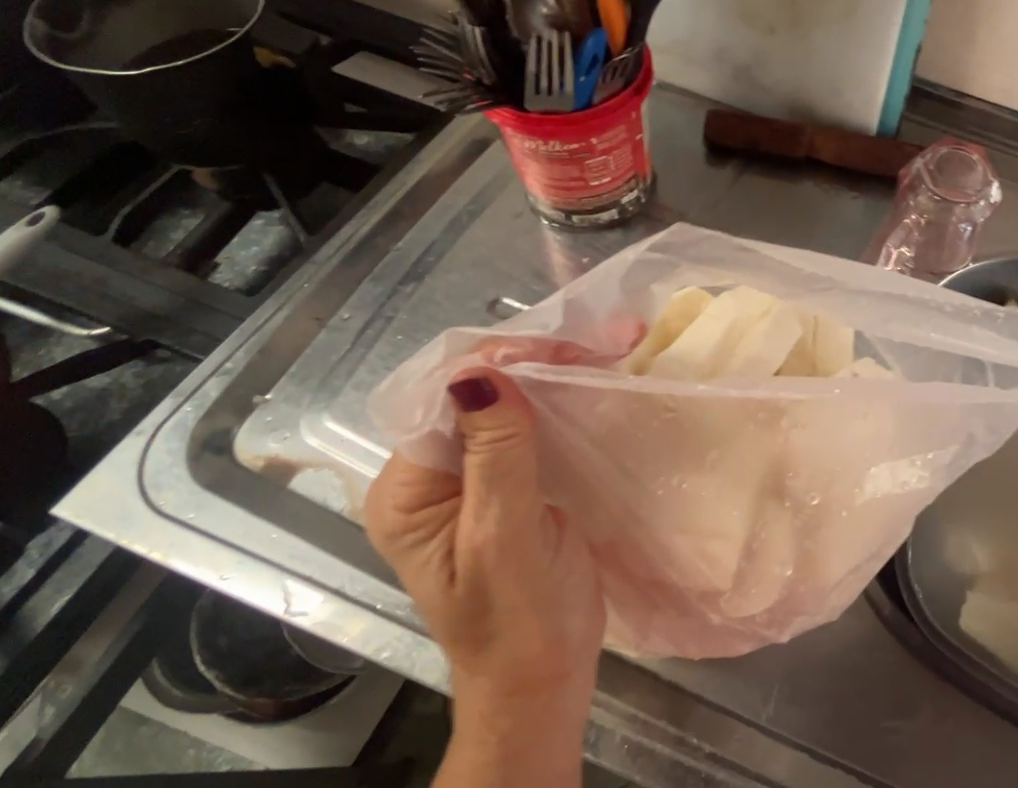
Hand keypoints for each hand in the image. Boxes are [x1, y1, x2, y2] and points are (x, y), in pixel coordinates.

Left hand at [365, 364, 603, 709]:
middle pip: (474, 392)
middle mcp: (431, 475)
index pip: (443, 399)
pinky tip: (600, 377)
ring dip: (556, 371)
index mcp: (406, 490)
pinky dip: (566, 398)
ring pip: (508, 402)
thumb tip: (478, 374)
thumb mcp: (503, 539)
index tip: (568, 349)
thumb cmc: (520, 621)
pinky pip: (531, 425)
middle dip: (535, 358)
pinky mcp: (511, 481)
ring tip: (611, 345)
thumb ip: (494, 456)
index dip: (501, 362)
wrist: (546, 676)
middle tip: (603, 341)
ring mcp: (472, 477)